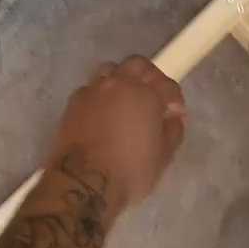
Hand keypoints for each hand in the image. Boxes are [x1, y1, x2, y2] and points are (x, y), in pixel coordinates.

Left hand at [51, 56, 185, 209]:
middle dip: (149, 75)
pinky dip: (100, 94)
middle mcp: (120, 85)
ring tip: (124, 98)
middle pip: (138, 64)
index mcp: (146, 96)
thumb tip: (174, 120)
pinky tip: (102, 111)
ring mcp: (94, 90)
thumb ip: (173, 133)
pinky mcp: (74, 102)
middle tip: (152, 94)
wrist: (82, 183)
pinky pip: (90, 88)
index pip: (167, 85)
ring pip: (110, 70)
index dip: (175, 97)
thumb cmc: (129, 172)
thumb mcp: (162, 158)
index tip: (175, 111)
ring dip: (121, 79)